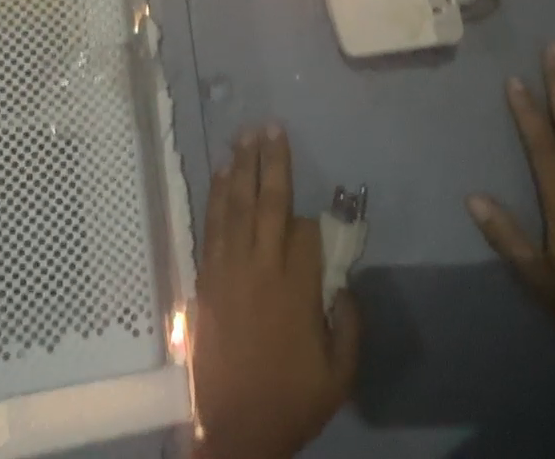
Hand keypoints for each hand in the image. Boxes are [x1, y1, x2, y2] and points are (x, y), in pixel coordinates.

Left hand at [193, 124, 360, 458]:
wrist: (234, 430)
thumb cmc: (292, 400)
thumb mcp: (340, 373)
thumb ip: (349, 323)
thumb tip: (344, 282)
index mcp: (296, 287)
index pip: (305, 231)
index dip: (313, 217)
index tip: (320, 207)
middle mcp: (260, 268)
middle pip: (266, 202)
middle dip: (271, 162)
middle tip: (270, 126)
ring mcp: (227, 270)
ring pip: (234, 206)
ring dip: (239, 168)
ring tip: (244, 135)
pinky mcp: (205, 279)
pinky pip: (211, 226)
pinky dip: (215, 197)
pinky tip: (219, 174)